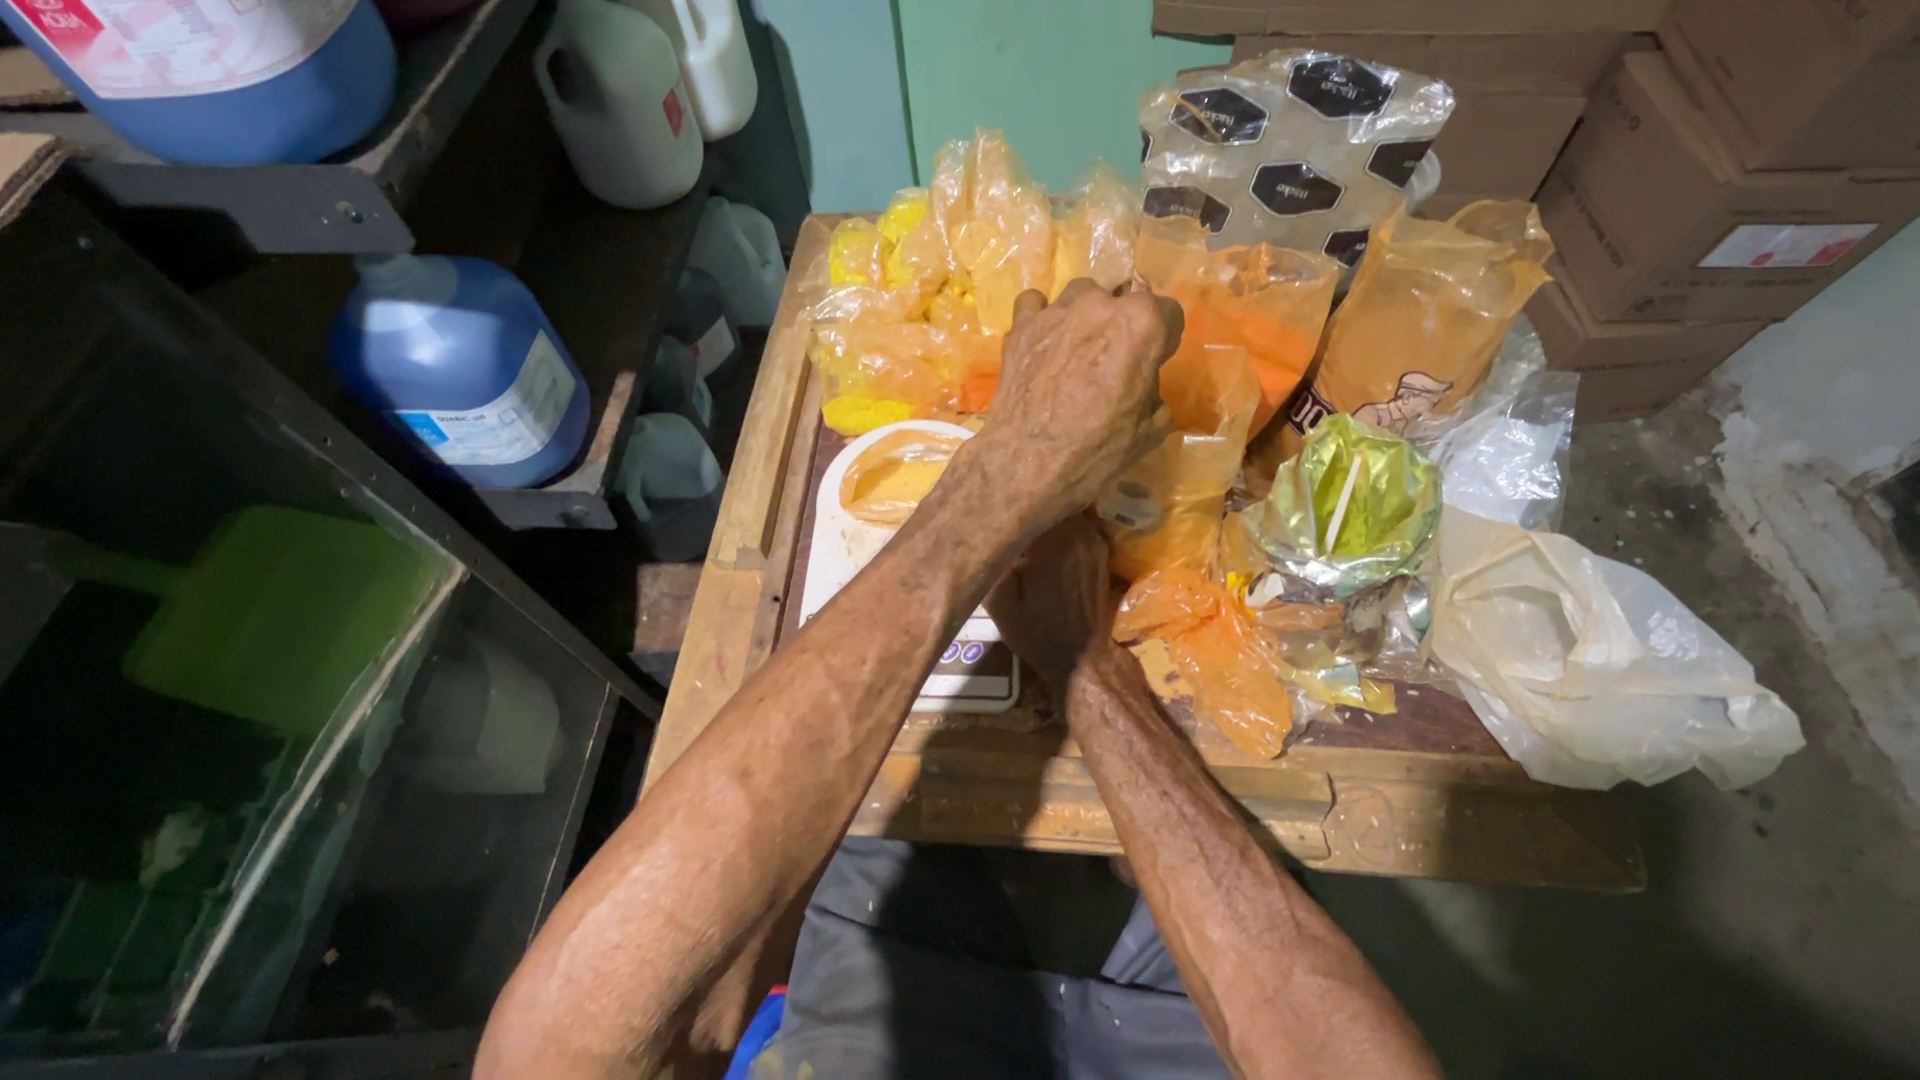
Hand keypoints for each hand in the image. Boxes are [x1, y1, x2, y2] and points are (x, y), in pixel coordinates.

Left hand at [967, 279, 1182, 527]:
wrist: (1026, 463)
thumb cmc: (1095, 449)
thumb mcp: (1150, 429)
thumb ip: (1155, 392)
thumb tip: (1144, 385)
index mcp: (1142, 324)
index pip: (1169, 313)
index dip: (1164, 341)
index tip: (1154, 362)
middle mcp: (1100, 304)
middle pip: (1122, 301)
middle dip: (1124, 327)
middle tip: (1113, 363)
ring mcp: (1056, 311)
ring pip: (1080, 295)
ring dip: (1085, 317)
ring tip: (1077, 350)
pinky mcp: (1021, 326)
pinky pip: (1035, 303)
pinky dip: (1041, 317)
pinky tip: (1043, 341)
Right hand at [987, 514, 1119, 692]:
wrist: (1081, 659)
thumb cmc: (1037, 633)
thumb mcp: (1000, 602)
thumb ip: (991, 561)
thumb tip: (980, 530)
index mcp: (1054, 539)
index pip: (1031, 498)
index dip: (1008, 497)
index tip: (987, 502)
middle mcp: (1080, 532)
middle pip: (1051, 498)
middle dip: (1027, 501)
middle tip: (1000, 507)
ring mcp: (1094, 540)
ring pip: (1064, 510)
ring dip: (1043, 512)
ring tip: (1018, 519)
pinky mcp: (1100, 550)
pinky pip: (1076, 524)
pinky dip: (1058, 524)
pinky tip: (1039, 535)